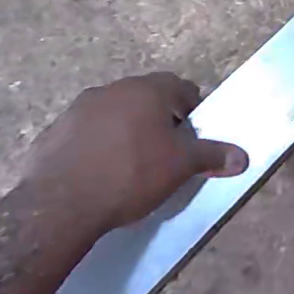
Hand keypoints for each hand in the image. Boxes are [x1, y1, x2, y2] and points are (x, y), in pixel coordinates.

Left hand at [25, 72, 249, 233]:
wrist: (58, 207)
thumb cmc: (131, 174)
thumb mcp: (181, 166)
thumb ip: (212, 156)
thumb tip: (243, 157)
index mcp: (146, 90)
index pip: (180, 87)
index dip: (191, 109)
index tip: (192, 134)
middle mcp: (111, 90)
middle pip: (145, 98)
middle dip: (158, 118)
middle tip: (167, 149)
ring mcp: (76, 110)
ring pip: (113, 114)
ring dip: (126, 130)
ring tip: (132, 163)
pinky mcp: (51, 134)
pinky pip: (84, 134)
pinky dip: (96, 145)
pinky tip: (99, 172)